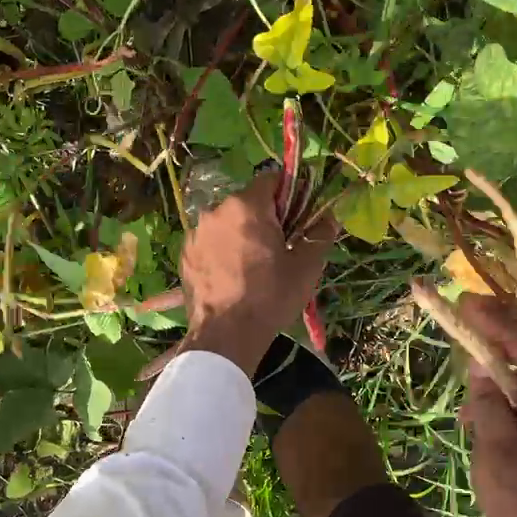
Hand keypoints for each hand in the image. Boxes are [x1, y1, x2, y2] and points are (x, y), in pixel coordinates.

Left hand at [179, 172, 335, 375]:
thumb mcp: (305, 267)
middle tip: (279, 248)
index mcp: (246, 206)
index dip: (290, 195)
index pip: (271, 180)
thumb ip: (320, 234)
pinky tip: (233, 277)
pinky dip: (222, 253)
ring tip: (254, 267)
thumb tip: (331, 216)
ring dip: (242, 237)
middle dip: (265, 219)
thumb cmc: (270, 297)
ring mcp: (195, 234)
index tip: (299, 217)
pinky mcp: (184, 256)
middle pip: (247, 203)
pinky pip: (210, 244)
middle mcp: (215, 211)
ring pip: (227, 225)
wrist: (226, 336)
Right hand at [456, 293, 516, 516]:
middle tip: (467, 310)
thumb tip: (479, 366)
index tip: (467, 304)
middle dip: (507, 321)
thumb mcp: (500, 464)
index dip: (503, 322)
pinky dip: (515, 372)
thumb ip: (491, 412)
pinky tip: (486, 389)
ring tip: (471, 345)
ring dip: (509, 346)